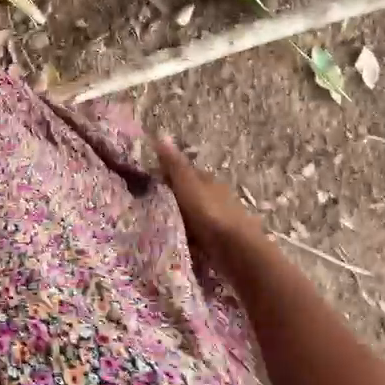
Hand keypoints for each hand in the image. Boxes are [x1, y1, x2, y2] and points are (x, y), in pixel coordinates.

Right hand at [153, 134, 261, 256]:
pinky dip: (190, 232)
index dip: (167, 172)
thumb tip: (161, 134)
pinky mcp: (221, 239)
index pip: (184, 171)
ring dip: (182, 214)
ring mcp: (221, 218)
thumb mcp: (186, 183)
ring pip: (195, 211)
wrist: (237, 250)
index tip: (148, 179)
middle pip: (190, 191)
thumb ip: (173, 163)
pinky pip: (200, 231)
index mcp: (208, 180)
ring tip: (160, 220)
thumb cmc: (208, 211)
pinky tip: (177, 237)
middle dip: (174, 194)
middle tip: (149, 200)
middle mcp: (216, 195)